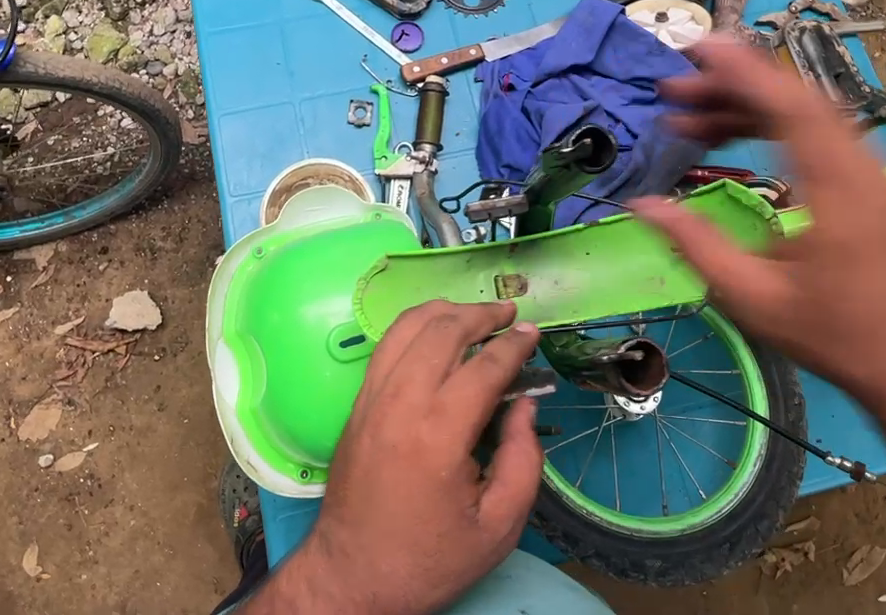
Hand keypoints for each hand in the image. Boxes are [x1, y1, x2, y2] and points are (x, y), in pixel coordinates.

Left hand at [249, 301, 541, 614]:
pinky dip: (415, 325)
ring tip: (476, 313)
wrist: (352, 574)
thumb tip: (524, 404)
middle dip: (481, 314)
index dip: (513, 345)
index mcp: (438, 435)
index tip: (533, 333)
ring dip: (445, 311)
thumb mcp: (497, 528)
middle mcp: (401, 403)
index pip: (483, 368)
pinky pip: (386, 344)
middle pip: (443, 331)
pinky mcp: (358, 402)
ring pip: (408, 328)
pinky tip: (435, 329)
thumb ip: (523, 462)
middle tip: (510, 313)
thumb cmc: (429, 558)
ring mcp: (372, 397)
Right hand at [632, 41, 885, 413]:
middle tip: (673, 89)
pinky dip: (768, 126)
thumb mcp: (753, 298)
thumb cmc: (840, 337)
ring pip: (804, 115)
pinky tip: (729, 140)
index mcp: (836, 188)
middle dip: (729, 85)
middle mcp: (859, 167)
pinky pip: (814, 135)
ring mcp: (869, 174)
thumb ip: (695, 245)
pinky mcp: (868, 186)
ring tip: (688, 117)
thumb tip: (643, 204)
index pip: (788, 105)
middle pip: (793, 100)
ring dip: (745, 106)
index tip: (697, 48)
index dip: (741, 70)